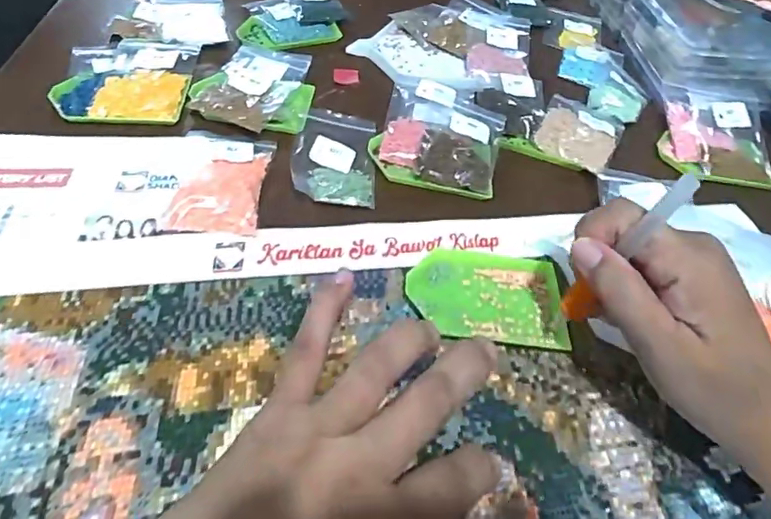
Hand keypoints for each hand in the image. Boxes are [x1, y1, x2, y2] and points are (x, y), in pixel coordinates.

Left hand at [167, 269, 501, 518]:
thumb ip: (403, 515)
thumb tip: (444, 499)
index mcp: (381, 515)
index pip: (451, 486)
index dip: (481, 468)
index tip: (493, 458)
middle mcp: (356, 464)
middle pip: (424, 406)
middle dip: (461, 373)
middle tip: (486, 348)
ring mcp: (315, 427)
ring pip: (374, 370)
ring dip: (408, 341)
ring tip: (432, 327)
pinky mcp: (277, 409)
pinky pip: (304, 353)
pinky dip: (323, 311)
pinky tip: (342, 276)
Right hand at [570, 201, 770, 451]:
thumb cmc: (715, 389)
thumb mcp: (658, 346)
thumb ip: (619, 290)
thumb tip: (579, 244)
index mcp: (688, 254)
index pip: (623, 214)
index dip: (593, 236)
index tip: (584, 282)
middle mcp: (693, 243)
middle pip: (626, 229)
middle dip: (602, 263)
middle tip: (597, 309)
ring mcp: (697, 258)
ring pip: (633, 247)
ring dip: (615, 278)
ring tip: (619, 322)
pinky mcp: (696, 274)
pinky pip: (648, 262)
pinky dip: (631, 285)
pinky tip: (635, 320)